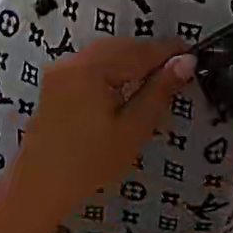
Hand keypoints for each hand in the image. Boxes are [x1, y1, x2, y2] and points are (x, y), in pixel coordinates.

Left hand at [4, 38, 195, 225]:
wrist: (41, 184)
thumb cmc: (90, 162)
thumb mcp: (132, 128)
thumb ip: (159, 91)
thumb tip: (185, 62)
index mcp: (90, 69)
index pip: (137, 51)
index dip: (166, 51)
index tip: (190, 51)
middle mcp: (72, 61)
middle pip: (119, 47)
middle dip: (148, 54)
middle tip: (177, 65)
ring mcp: (60, 70)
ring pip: (104, 53)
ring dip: (130, 59)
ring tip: (157, 75)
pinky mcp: (55, 82)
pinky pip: (90, 63)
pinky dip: (112, 67)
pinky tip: (127, 82)